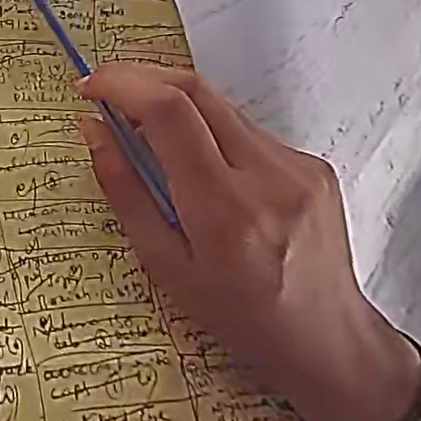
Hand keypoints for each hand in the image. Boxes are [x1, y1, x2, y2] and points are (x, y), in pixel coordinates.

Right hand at [79, 63, 420, 420]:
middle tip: (105, 88)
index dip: (122, 85)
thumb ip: (124, 190)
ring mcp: (297, 165)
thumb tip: (94, 129)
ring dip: (171, 101)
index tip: (89, 85)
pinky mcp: (311, 162)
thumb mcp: (164, 264)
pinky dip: (205, 126)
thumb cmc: (237, 315)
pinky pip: (242, 126)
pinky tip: (196, 158)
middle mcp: (268, 176)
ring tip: (144, 128)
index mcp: (224, 210)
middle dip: (139, 76)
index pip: (170, 113)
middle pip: (194, 89)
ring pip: (218, 104)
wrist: (331, 344)